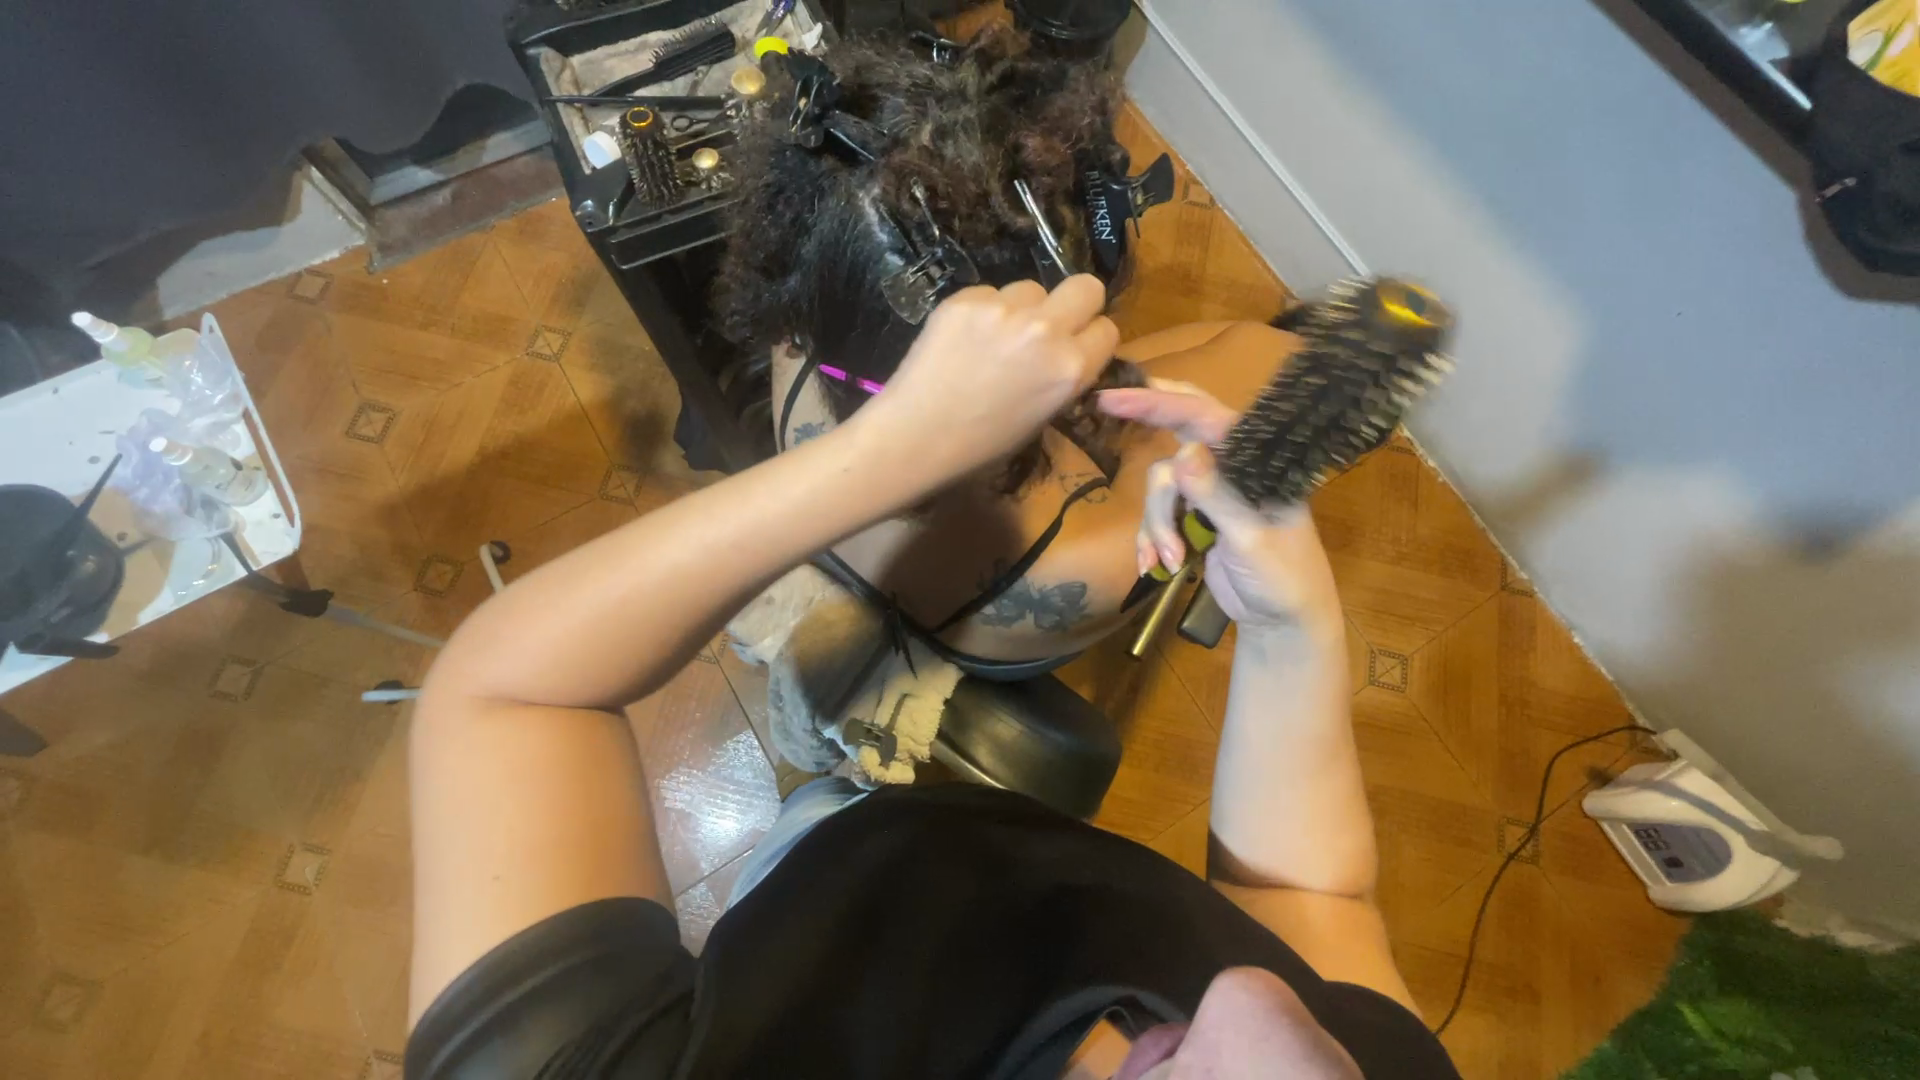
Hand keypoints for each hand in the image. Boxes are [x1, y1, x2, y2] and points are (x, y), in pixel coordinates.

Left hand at [854, 276, 1118, 485]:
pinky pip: (990, 293)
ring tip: (994, 341)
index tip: (1073, 350)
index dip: (1089, 340)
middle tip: (1048, 328)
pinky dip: (984, 312)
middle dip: (1074, 304)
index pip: (1107, 330)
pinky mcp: (967, 299)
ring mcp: (1004, 309)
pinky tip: (963, 341)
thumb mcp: (1041, 418)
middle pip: (1086, 287)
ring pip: (1033, 288)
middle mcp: (1046, 331)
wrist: (914, 438)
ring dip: (1023, 309)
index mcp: (1071, 369)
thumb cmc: (980, 446)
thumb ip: (1064, 377)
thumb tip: (1068, 353)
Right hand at [1099, 385, 1342, 637]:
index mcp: (1254, 460)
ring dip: (1157, 523)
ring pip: (1160, 485)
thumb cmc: (1284, 577)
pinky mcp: (1191, 519)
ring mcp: (1208, 493)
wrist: (1281, 620)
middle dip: (1146, 416)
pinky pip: (1156, 517)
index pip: (1202, 419)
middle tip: (1107, 405)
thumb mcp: (1251, 538)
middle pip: (1180, 425)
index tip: (1112, 398)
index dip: (1156, 404)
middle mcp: (1229, 466)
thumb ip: (1217, 496)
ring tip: (1172, 560)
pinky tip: (1157, 566)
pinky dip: (1151, 540)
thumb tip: (1180, 454)